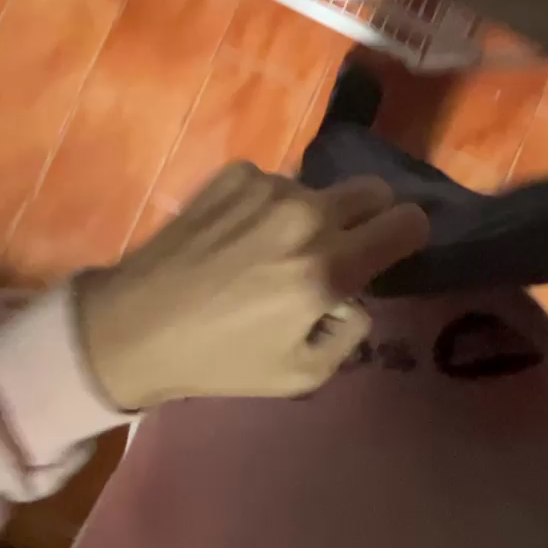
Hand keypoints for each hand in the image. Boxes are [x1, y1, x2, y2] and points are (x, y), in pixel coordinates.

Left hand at [74, 164, 428, 408]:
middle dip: (370, 216)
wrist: (137, 324)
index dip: (410, 233)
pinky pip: (275, 183)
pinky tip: (238, 234)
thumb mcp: (302, 374)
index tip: (397, 245)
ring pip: (319, 190)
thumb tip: (355, 294)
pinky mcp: (235, 173)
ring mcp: (268, 187)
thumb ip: (349, 330)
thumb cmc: (222, 359)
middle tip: (341, 245)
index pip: (406, 223)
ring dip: (312, 214)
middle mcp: (306, 215)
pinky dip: (269, 206)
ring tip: (270, 249)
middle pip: (373, 190)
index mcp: (327, 269)